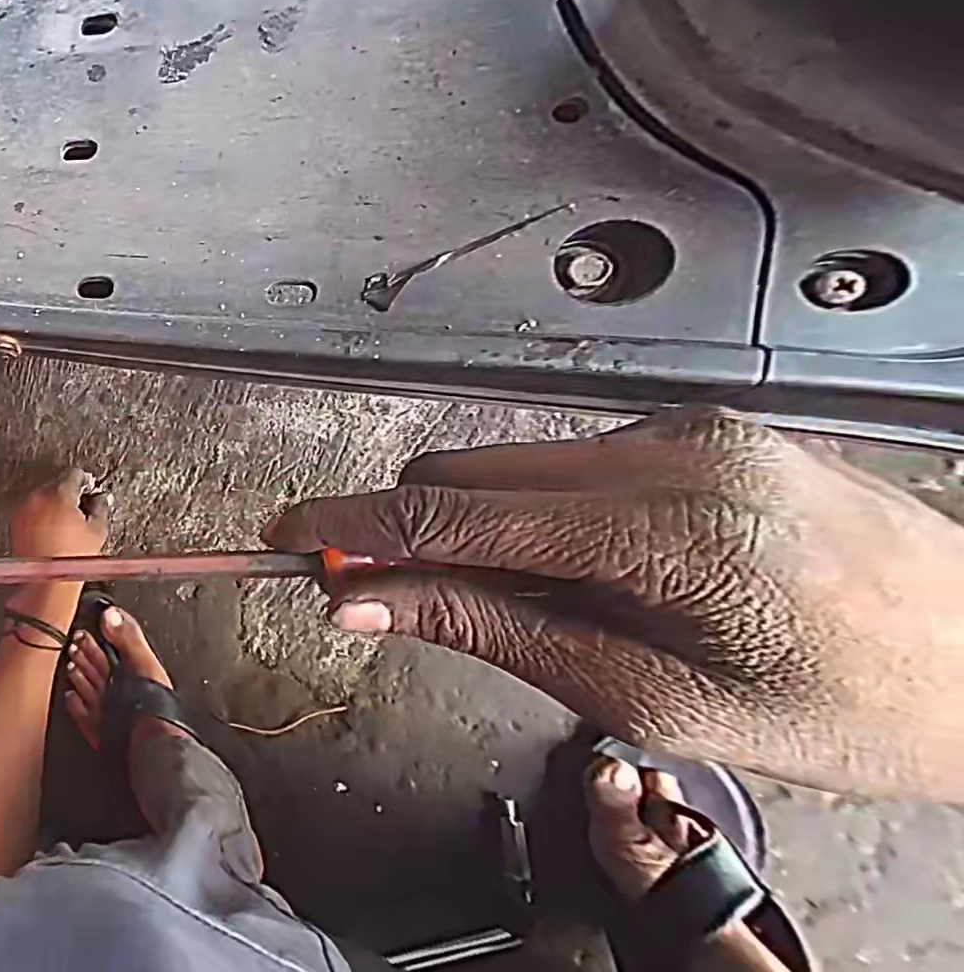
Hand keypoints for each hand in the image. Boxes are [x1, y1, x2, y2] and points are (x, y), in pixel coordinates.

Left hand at [11, 467, 109, 558]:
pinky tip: (52, 531)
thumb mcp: (96, 531)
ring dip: (54, 504)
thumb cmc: (70, 560)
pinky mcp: (16, 523)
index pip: (75, 475)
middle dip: (69, 493)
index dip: (87, 482)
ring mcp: (25, 510)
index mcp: (60, 494)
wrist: (46, 583)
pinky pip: (32, 511)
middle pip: (57, 484)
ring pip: (43, 498)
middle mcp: (39, 498)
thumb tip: (101, 500)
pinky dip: (42, 516)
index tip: (91, 489)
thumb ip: (101, 508)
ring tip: (66, 523)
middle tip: (81, 508)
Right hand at [264, 408, 963, 801]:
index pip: (448, 516)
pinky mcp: (682, 427)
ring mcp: (677, 430)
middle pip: (456, 476)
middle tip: (385, 590)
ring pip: (494, 468)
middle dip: (401, 530)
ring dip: (463, 526)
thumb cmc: (851, 709)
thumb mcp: (646, 699)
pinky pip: (546, 463)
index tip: (285, 533)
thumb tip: (360, 603)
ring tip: (512, 592)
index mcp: (665, 531)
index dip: (349, 525)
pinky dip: (516, 512)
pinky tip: (568, 561)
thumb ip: (485, 629)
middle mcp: (665, 453)